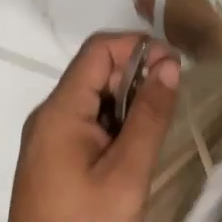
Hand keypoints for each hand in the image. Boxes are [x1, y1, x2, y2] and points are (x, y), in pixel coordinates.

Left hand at [9, 32, 181, 221]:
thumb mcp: (126, 174)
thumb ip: (149, 116)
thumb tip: (170, 63)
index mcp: (59, 110)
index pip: (99, 50)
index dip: (137, 47)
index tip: (174, 65)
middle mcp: (48, 115)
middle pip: (95, 72)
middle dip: (135, 75)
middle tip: (171, 100)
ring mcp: (47, 139)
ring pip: (93, 98)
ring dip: (127, 102)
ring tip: (156, 126)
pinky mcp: (52, 161)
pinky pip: (86, 123)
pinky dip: (113, 124)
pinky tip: (134, 148)